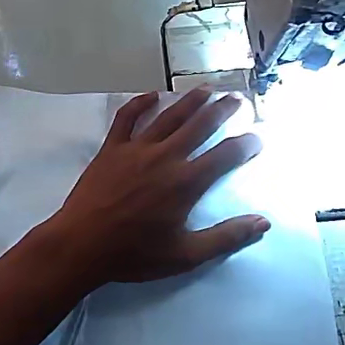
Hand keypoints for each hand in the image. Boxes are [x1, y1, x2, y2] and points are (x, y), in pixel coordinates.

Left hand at [35, 88, 269, 291]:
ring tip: (207, 89)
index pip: (225, 156)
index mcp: (186, 182)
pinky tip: (152, 95)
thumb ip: (226, 237)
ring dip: (190, 101)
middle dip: (222, 110)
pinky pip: (127, 118)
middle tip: (237, 98)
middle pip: (200, 126)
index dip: (245, 144)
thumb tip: (263, 223)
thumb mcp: (186, 255)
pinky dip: (140, 104)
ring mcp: (136, 149)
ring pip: (169, 117)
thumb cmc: (134, 254)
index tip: (258, 137)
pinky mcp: (112, 148)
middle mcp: (165, 157)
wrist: (81, 245)